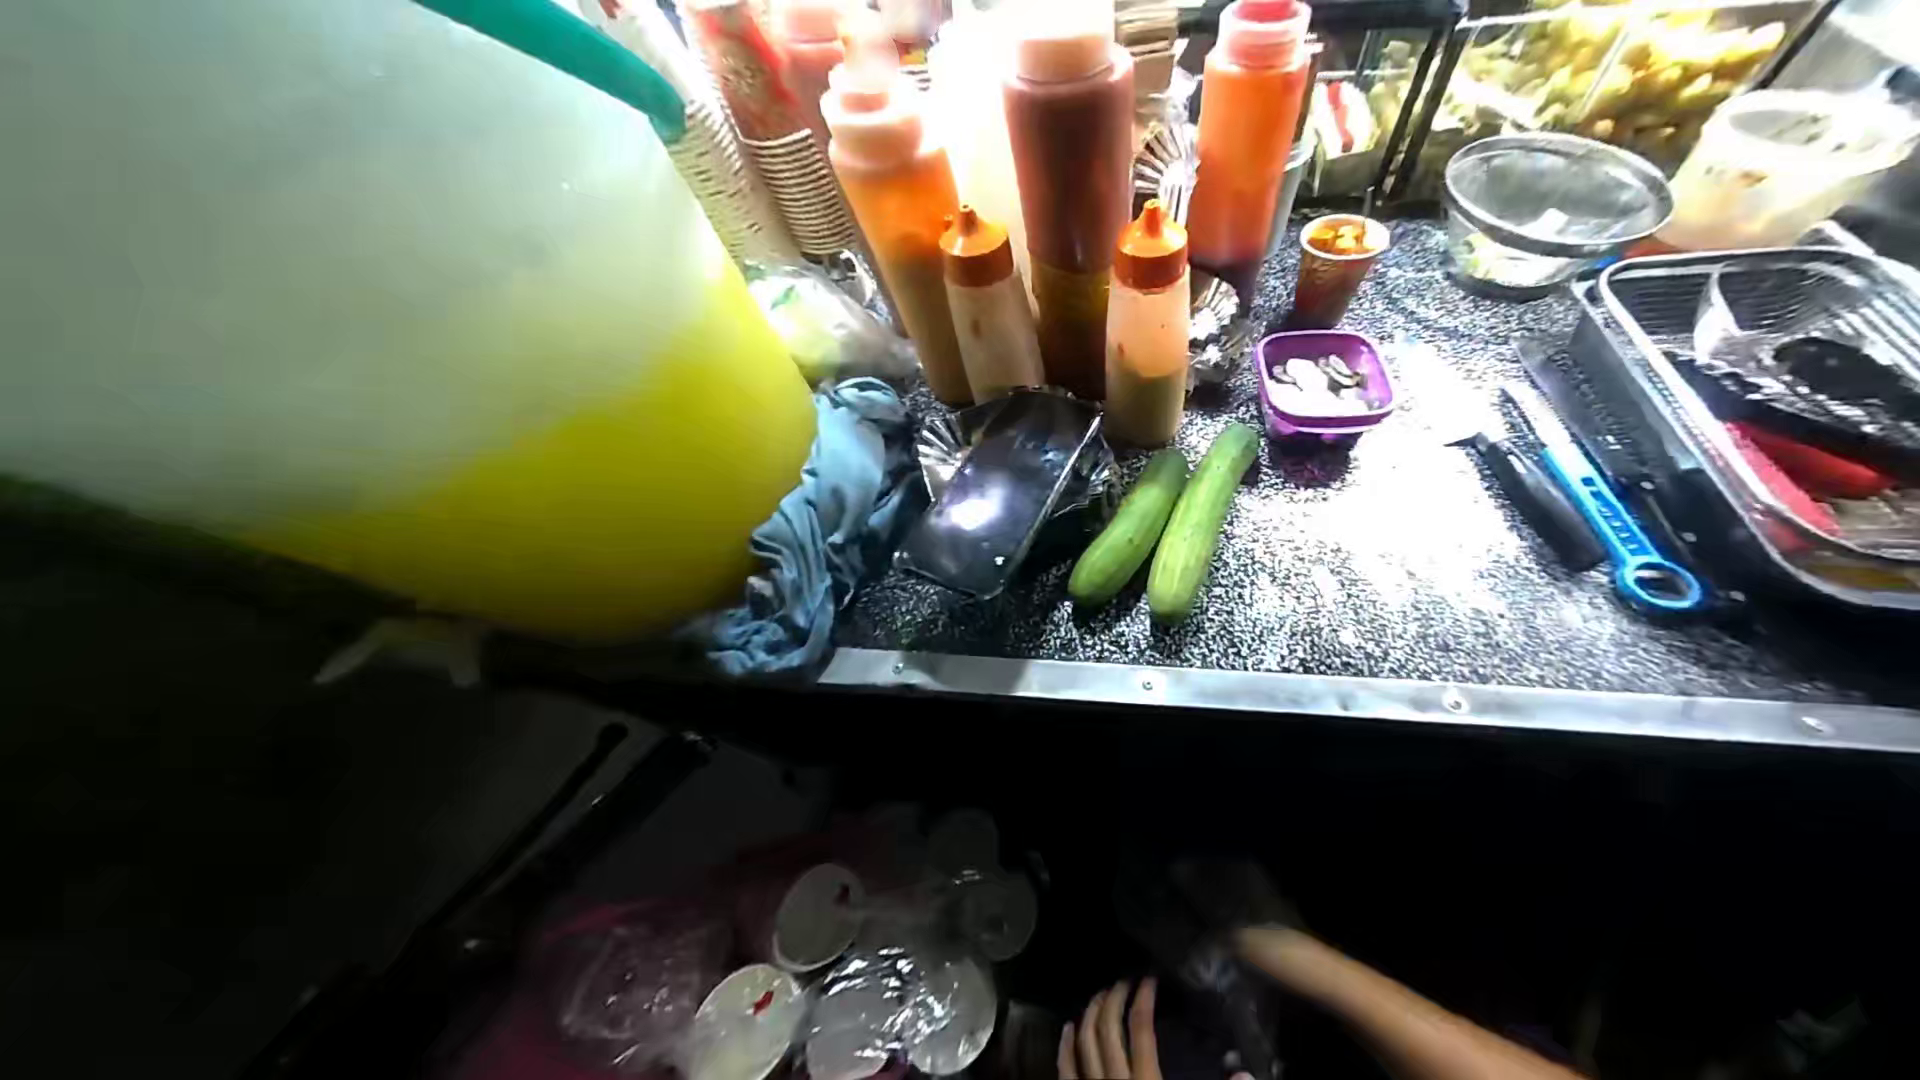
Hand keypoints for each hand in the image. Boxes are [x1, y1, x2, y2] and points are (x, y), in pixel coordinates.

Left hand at [1058, 978, 1159, 1079]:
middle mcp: (1115, 1078)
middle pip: (1109, 1026)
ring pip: (1086, 1039)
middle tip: (1122, 982)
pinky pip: (1065, 1067)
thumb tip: (1180, 1051)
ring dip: (1091, 1012)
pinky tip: (1068, 1027)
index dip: (1144, 998)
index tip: (1148, 979)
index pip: (1142, 1028)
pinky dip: (1065, 1044)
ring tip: (1100, 996)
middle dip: (1114, 997)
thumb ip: (1167, 1070)